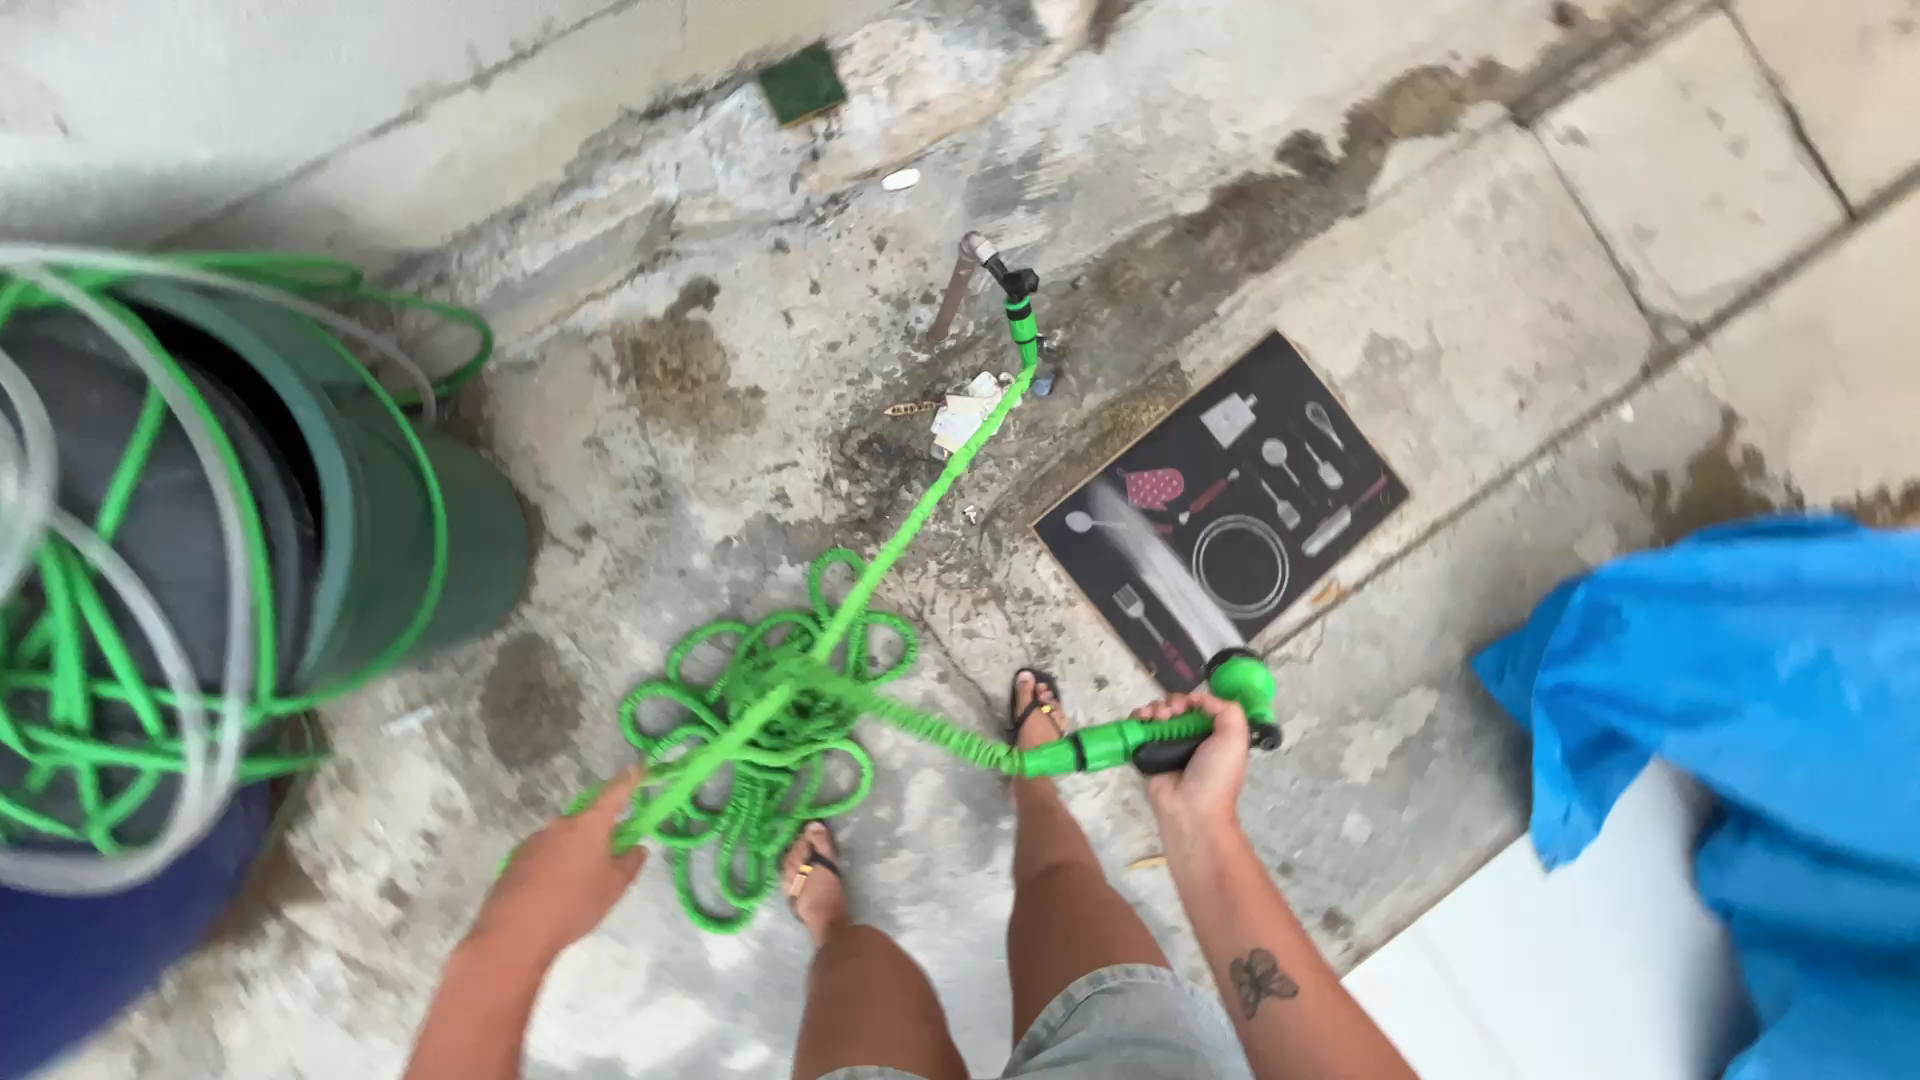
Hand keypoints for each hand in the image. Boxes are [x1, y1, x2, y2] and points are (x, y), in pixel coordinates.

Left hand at [466, 766, 648, 967]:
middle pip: (587, 820)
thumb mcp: (614, 888)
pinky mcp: (513, 861)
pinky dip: (552, 866)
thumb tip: (636, 847)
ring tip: (575, 886)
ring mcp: (533, 841)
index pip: (615, 792)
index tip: (638, 768)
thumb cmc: (572, 906)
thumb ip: (631, 863)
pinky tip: (551, 895)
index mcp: (590, 824)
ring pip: (563, 839)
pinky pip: (543, 855)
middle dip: (599, 832)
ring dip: (574, 851)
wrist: (511, 937)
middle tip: (607, 859)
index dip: (629, 780)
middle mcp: (560, 824)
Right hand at [1132, 691, 1249, 833]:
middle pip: (1176, 707)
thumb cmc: (1216, 774)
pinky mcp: (1147, 754)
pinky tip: (1140, 719)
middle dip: (1171, 703)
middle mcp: (1191, 739)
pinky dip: (1138, 719)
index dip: (1191, 699)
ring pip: (1157, 715)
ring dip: (1154, 708)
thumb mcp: (1236, 739)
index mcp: (1214, 735)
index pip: (1199, 706)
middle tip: (1170, 713)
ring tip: (1154, 717)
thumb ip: (1226, 710)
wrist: (1191, 810)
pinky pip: (1140, 729)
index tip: (1186, 705)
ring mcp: (1168, 746)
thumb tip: (1198, 698)